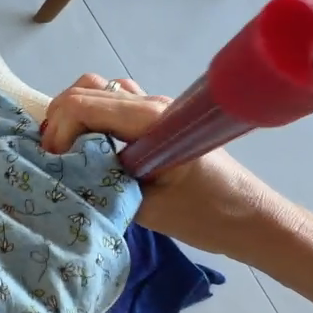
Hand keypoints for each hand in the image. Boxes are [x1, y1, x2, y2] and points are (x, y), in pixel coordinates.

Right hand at [38, 74, 301, 262]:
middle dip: (60, 119)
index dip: (58, 129)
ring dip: (73, 113)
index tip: (52, 160)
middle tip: (53, 154)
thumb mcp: (148, 208)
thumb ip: (103, 183)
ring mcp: (155, 106)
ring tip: (67, 146)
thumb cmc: (210, 217)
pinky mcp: (158, 116)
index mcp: (148, 119)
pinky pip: (112, 100)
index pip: (82, 104)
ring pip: (97, 90)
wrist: (259, 222)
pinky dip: (91, 113)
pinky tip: (92, 142)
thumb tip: (64, 171)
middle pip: (84, 89)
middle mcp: (150, 102)